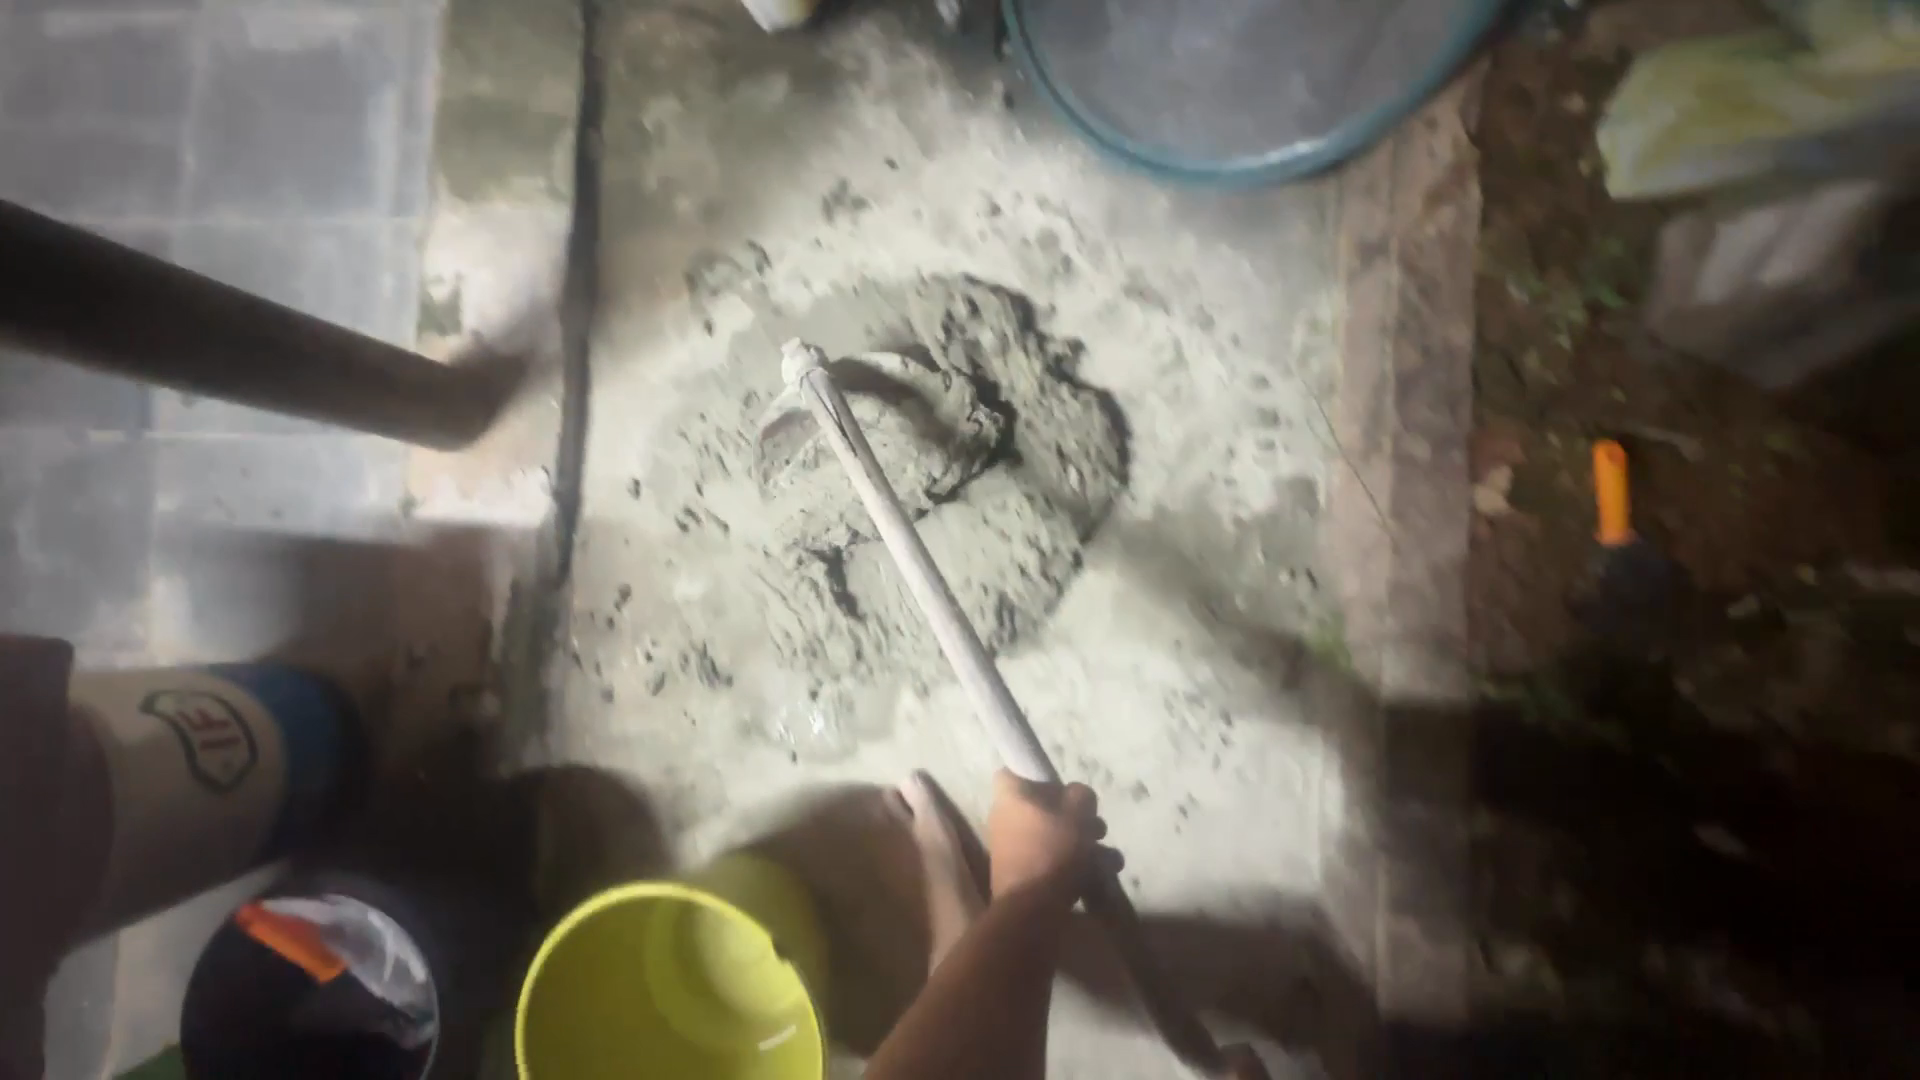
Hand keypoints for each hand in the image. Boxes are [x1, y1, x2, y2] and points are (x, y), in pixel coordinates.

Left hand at [986, 769, 1107, 903]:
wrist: (1031, 910)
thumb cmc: (1051, 851)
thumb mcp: (1076, 815)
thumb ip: (1080, 796)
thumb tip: (1077, 795)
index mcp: (1010, 798)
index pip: (1012, 773)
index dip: (1036, 776)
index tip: (1060, 787)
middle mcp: (1006, 820)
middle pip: (1042, 808)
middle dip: (1076, 818)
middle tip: (1099, 829)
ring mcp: (1013, 850)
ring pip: (1053, 837)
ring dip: (1084, 845)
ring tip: (1111, 859)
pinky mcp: (1023, 876)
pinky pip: (1051, 861)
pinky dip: (1075, 866)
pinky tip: (1103, 877)